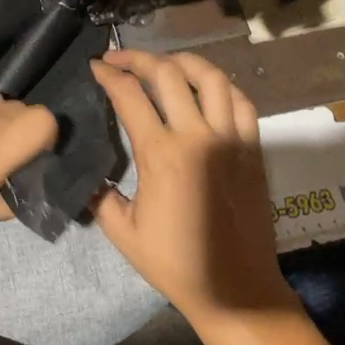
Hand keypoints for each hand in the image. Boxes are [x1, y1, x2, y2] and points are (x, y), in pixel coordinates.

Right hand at [91, 50, 293, 321]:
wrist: (234, 287)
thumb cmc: (175, 264)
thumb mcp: (123, 233)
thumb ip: (101, 197)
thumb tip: (91, 176)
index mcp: (161, 155)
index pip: (130, 97)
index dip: (110, 75)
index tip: (96, 66)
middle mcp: (198, 137)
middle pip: (169, 75)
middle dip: (139, 58)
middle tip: (120, 58)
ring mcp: (232, 140)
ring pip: (212, 79)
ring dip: (184, 62)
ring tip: (164, 64)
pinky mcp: (254, 150)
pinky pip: (242, 102)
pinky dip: (222, 86)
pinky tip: (207, 89)